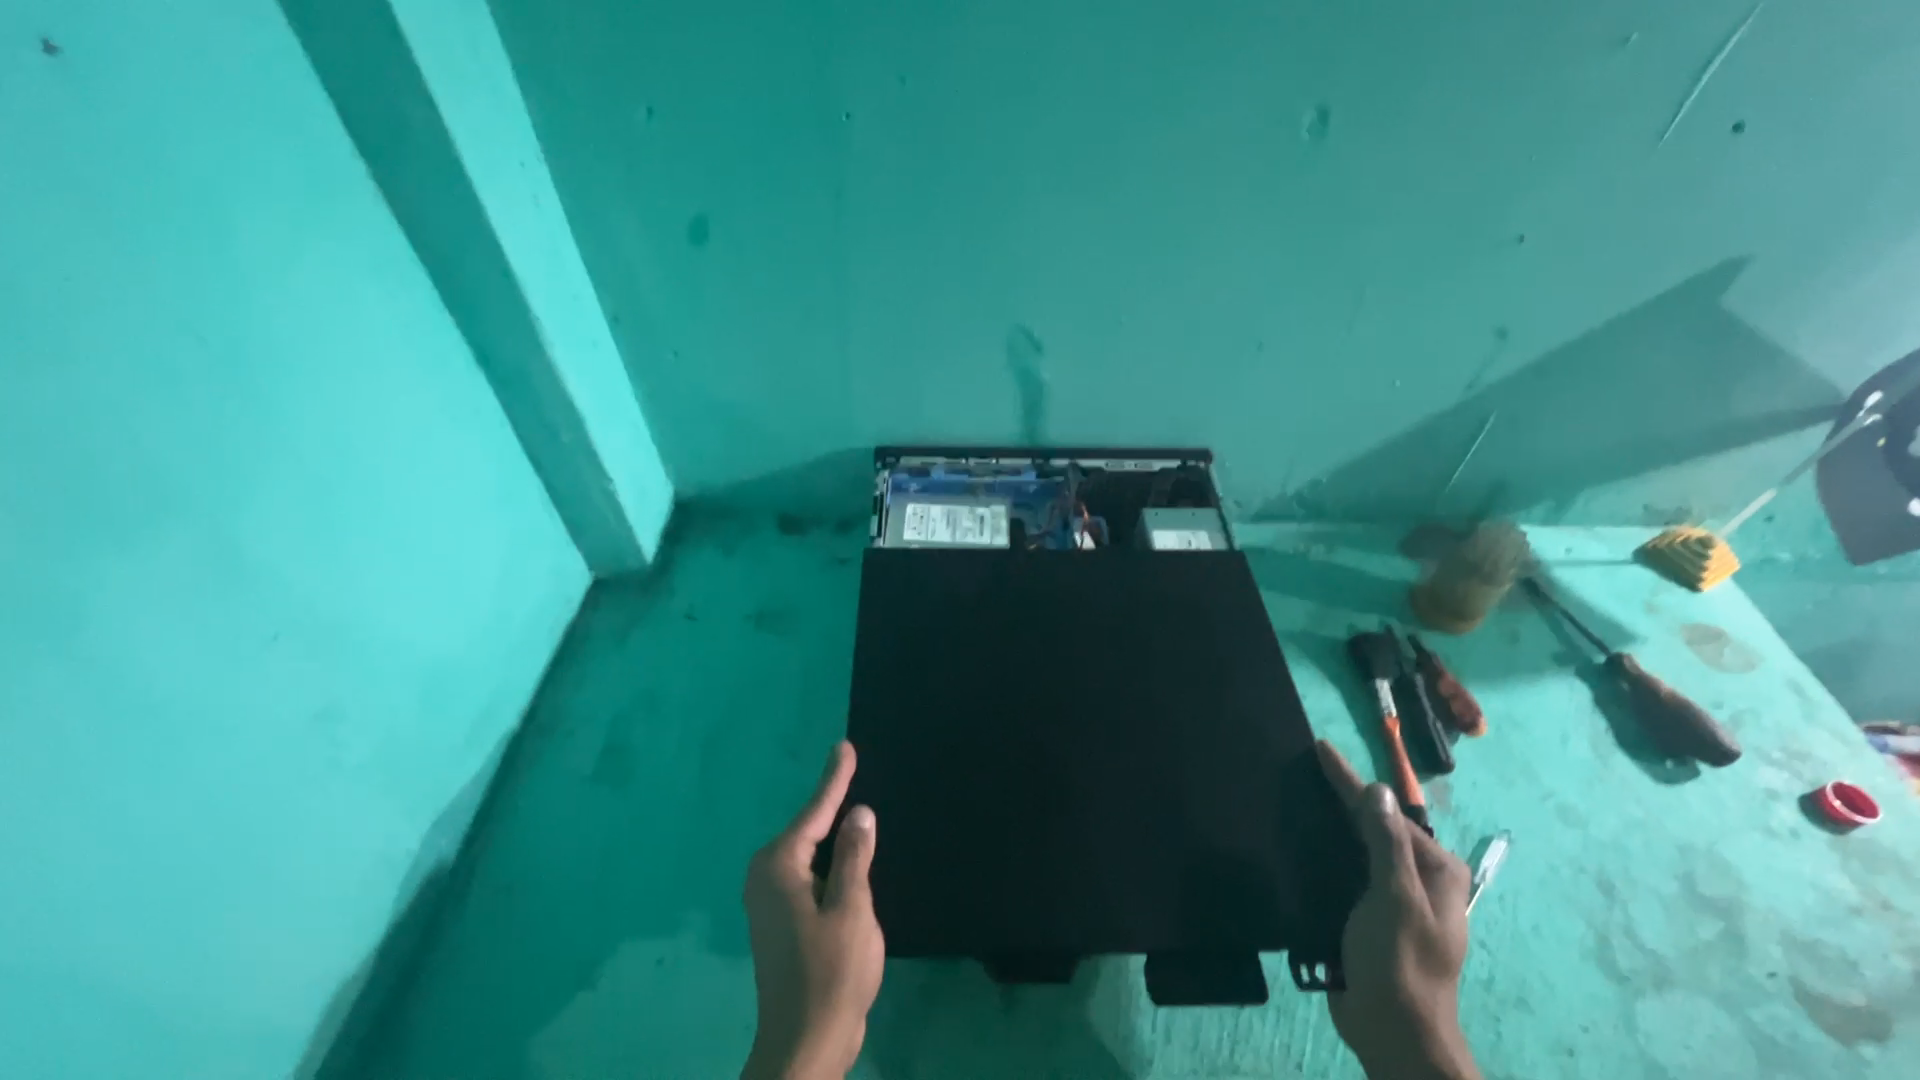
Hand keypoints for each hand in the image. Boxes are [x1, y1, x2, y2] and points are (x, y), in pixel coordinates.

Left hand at [742, 741, 883, 1079]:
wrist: (805, 1042)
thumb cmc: (830, 972)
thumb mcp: (852, 909)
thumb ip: (855, 857)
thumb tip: (859, 814)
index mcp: (780, 867)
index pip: (816, 812)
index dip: (835, 779)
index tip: (845, 746)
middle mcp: (766, 877)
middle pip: (809, 830)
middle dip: (833, 804)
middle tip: (854, 768)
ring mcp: (770, 902)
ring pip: (809, 854)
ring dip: (833, 836)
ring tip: (858, 807)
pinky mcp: (781, 922)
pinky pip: (809, 876)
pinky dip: (830, 862)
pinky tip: (851, 859)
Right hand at [1316, 741, 1479, 1079]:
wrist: (1393, 1031)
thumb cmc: (1400, 963)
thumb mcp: (1395, 899)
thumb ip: (1387, 844)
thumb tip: (1376, 789)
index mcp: (1435, 869)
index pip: (1385, 812)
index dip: (1349, 781)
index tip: (1319, 748)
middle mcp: (1420, 878)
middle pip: (1376, 825)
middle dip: (1343, 797)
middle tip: (1305, 767)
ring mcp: (1396, 899)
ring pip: (1360, 847)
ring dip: (1332, 823)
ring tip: (1297, 795)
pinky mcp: (1371, 916)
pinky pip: (1349, 872)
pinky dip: (1328, 851)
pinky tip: (1302, 841)